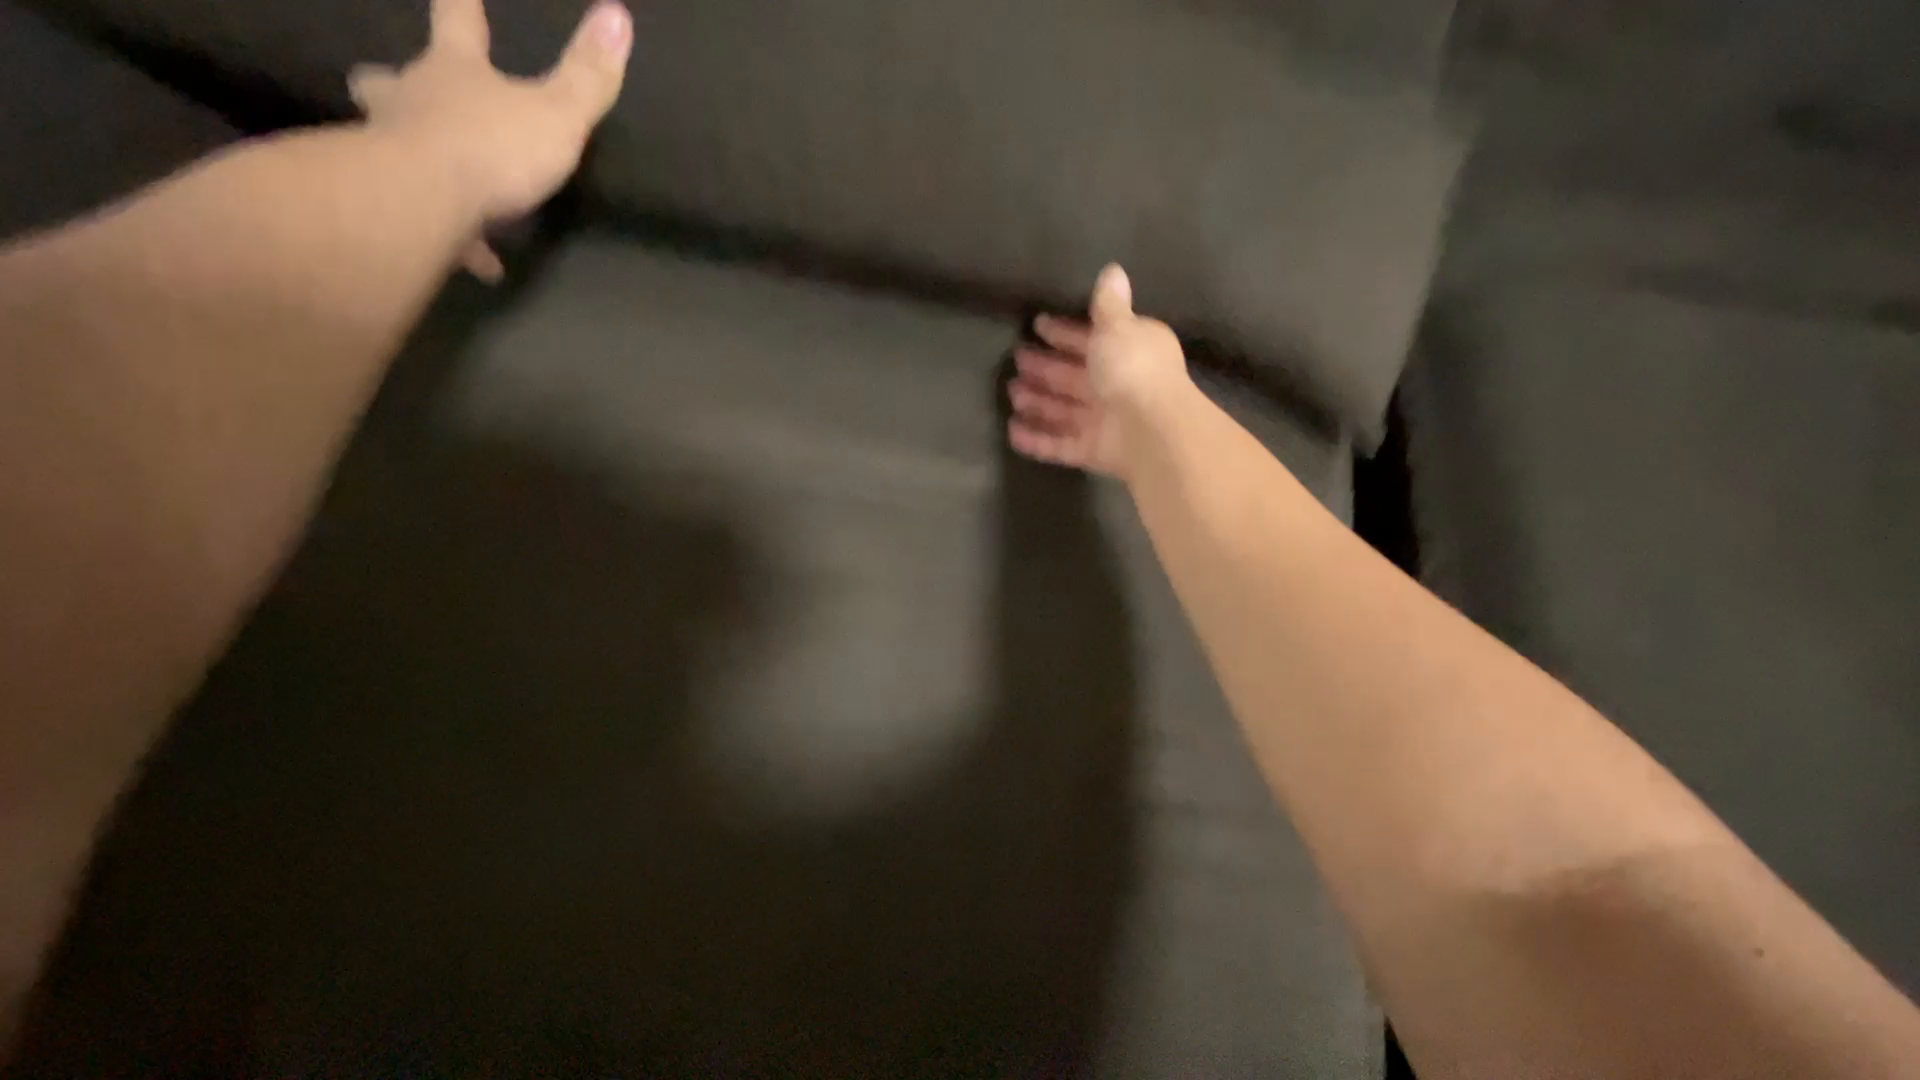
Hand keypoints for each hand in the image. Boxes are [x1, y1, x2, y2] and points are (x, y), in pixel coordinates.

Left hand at [347, 0, 632, 280]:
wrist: (426, 203)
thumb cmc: (493, 148)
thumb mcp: (558, 113)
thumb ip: (588, 74)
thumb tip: (617, 14)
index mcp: (454, 74)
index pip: (457, 23)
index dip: (460, 5)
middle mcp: (413, 103)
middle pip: (389, 82)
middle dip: (389, 83)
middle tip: (387, 84)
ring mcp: (396, 155)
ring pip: (396, 149)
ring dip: (410, 160)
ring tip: (437, 186)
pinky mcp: (403, 208)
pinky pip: (434, 226)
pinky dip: (459, 242)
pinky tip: (485, 264)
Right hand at [1008, 265, 1192, 477]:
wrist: (1152, 430)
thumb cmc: (1133, 369)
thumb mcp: (1118, 327)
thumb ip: (1108, 304)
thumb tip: (1113, 269)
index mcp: (1128, 351)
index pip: (1091, 338)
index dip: (1065, 333)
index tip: (1037, 325)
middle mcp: (1118, 384)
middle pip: (1074, 376)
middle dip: (1045, 368)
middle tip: (1016, 360)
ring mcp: (1106, 421)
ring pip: (1065, 410)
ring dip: (1038, 402)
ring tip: (1011, 394)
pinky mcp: (1093, 451)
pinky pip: (1060, 444)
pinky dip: (1037, 440)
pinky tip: (1012, 433)